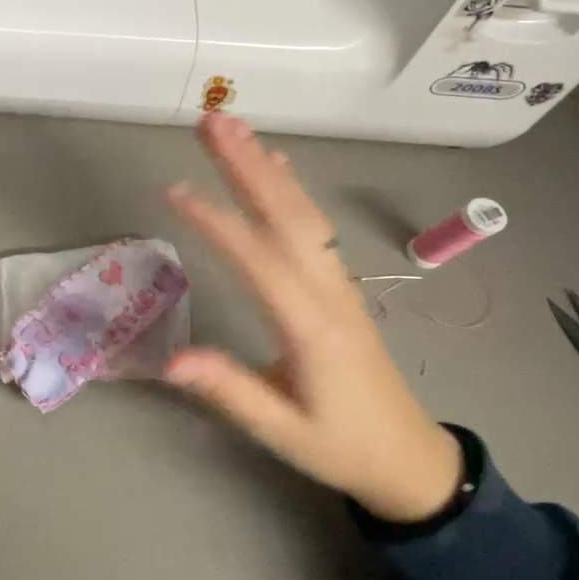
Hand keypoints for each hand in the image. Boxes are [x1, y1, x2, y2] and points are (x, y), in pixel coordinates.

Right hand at [165, 114, 461, 523]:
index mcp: (311, 327)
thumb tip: (170, 361)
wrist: (407, 458)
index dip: (216, 224)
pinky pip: (314, 225)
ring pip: (302, 213)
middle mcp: (328, 292)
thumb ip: (230, 391)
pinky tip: (275, 163)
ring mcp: (338, 283)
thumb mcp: (283, 430)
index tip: (174, 190)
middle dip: (246, 166)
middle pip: (286, 217)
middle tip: (211, 122)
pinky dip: (290, 187)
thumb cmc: (340, 445)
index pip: (258, 262)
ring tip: (232, 126)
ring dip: (265, 167)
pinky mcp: (338, 285)